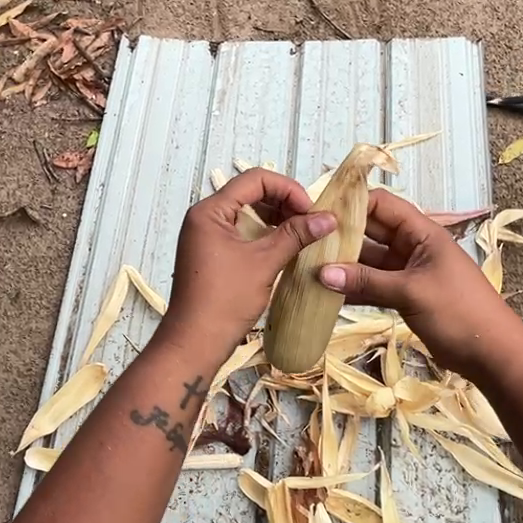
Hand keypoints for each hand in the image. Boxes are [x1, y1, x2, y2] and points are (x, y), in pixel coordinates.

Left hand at [165, 168, 336, 352]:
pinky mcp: (212, 253)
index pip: (254, 180)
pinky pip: (242, 232)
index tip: (310, 210)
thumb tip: (328, 217)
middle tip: (311, 221)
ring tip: (302, 233)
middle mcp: (204, 217)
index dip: (287, 189)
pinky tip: (285, 247)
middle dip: (284, 202)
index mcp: (209, 211)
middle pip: (250, 193)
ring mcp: (206, 236)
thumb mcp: (264, 262)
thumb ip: (295, 235)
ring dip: (276, 218)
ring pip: (247, 213)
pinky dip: (264, 234)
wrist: (195, 341)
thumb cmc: (224, 300)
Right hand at [317, 190, 515, 376]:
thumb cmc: (460, 312)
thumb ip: (367, 281)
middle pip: (370, 231)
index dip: (352, 203)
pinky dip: (353, 288)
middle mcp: (412, 246)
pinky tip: (326, 292)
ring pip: (368, 260)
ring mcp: (407, 272)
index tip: (319, 211)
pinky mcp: (403, 295)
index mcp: (422, 232)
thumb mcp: (412, 292)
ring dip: (343, 264)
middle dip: (341, 234)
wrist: (493, 355)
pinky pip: (372, 284)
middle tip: (305, 240)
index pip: (381, 205)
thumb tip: (322, 273)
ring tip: (308, 266)